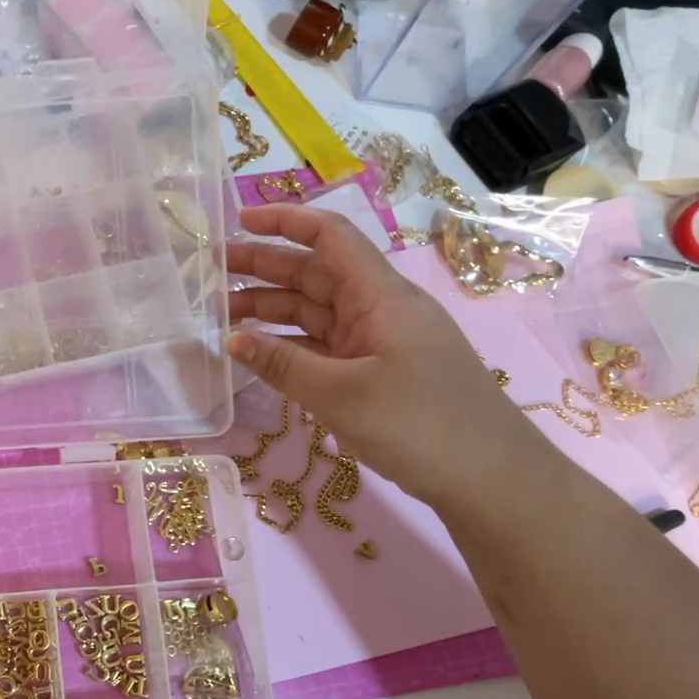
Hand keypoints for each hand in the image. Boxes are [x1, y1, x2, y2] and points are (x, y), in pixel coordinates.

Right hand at [224, 204, 556, 506]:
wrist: (490, 479)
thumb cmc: (421, 425)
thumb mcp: (342, 395)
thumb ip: (283, 364)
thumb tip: (231, 339)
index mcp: (380, 296)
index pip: (330, 237)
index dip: (285, 222)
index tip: (238, 219)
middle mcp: (378, 309)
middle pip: (314, 274)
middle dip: (263, 268)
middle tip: (208, 274)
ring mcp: (377, 343)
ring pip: (314, 312)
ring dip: (270, 310)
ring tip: (219, 315)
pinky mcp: (375, 373)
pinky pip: (322, 346)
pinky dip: (289, 346)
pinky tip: (256, 353)